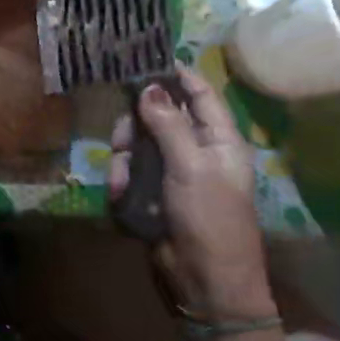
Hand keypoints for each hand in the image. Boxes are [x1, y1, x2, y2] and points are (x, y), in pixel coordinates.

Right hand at [109, 66, 274, 317]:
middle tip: (122, 139)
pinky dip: (120, 182)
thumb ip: (168, 124)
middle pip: (157, 117)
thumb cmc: (209, 218)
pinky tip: (120, 196)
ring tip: (122, 179)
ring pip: (136, 145)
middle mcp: (195, 151)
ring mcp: (172, 173)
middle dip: (134, 126)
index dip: (176, 76)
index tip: (143, 61)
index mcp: (219, 140)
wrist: (204, 279)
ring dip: (123, 159)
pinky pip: (127, 173)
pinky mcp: (151, 193)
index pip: (199, 95)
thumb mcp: (190, 166)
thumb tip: (150, 85)